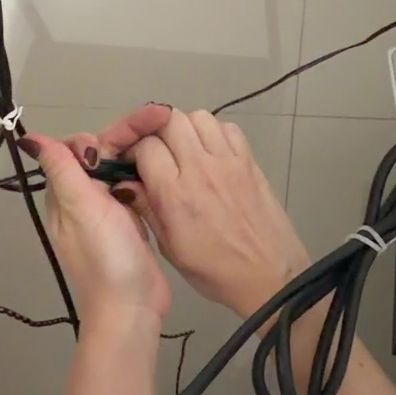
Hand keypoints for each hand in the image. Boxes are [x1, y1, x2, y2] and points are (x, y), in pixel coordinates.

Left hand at [21, 121, 170, 329]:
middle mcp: (83, 200)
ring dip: (141, 152)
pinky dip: (149, 176)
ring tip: (170, 133)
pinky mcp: (131, 225)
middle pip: (104, 155)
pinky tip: (168, 168)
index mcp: (66, 194)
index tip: (142, 123)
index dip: (108, 132)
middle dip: (131, 134)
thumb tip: (29, 138)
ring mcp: (108, 213)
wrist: (132, 309)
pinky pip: (137, 190)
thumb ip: (61, 169)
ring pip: (122, 170)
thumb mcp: (81, 208)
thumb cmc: (105, 257)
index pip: (81, 147)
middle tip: (165, 116)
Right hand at [118, 108, 311, 318]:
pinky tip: (212, 154)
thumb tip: (124, 182)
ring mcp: (229, 162)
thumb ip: (147, 208)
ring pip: (199, 117)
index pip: (145, 146)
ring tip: (184, 150)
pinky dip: (215, 133)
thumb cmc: (214, 271)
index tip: (134, 164)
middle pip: (170, 120)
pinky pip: (228, 128)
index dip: (134, 151)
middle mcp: (200, 169)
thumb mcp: (169, 248)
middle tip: (157, 152)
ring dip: (185, 128)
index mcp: (175, 194)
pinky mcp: (250, 162)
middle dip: (156, 131)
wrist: (271, 277)